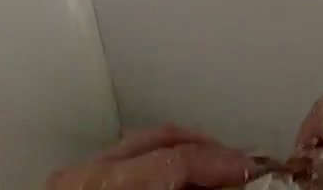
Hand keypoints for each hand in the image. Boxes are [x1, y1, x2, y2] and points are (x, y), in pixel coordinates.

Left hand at [47, 124, 255, 189]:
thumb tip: (230, 189)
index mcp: (105, 187)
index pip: (176, 159)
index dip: (221, 162)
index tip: (251, 171)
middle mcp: (85, 174)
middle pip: (160, 138)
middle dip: (205, 149)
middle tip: (237, 167)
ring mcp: (71, 180)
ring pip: (139, 146)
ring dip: (181, 155)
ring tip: (209, 175)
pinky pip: (120, 163)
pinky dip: (153, 167)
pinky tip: (173, 187)